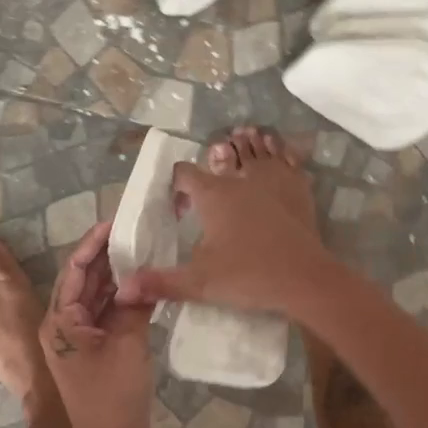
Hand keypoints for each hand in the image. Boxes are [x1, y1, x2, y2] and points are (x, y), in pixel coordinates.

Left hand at [41, 221, 152, 427]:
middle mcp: (64, 324)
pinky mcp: (94, 352)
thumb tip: (143, 276)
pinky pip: (106, 315)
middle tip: (133, 230)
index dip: (93, 242)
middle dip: (106, 255)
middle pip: (83, 279)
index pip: (73, 268)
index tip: (114, 221)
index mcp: (59, 319)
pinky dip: (122, 299)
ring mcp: (78, 340)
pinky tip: (144, 283)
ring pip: (96, 296)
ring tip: (141, 249)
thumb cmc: (112, 395)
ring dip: (116, 276)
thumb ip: (135, 303)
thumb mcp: (127, 343)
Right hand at [115, 159, 333, 313]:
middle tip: (213, 177)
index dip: (176, 186)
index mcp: (213, 194)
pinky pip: (285, 158)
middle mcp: (239, 177)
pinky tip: (278, 152)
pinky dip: (278, 152)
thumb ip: (160, 282)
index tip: (180, 211)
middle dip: (214, 161)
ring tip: (241, 139)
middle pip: (222, 155)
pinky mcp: (296, 186)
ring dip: (246, 146)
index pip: (184, 173)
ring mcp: (271, 177)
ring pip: (255, 149)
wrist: (304, 278)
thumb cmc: (249, 275)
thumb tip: (123, 288)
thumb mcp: (199, 283)